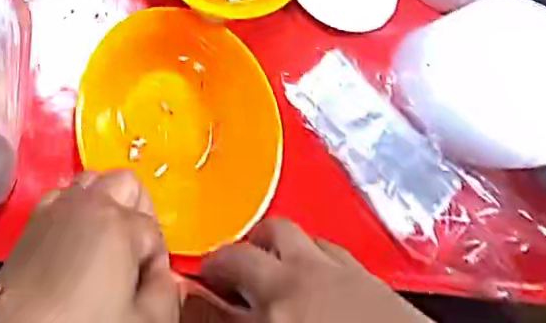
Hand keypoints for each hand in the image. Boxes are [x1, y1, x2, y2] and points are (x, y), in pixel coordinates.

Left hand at [0, 171, 178, 322]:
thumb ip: (165, 295)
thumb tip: (165, 277)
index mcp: (121, 222)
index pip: (154, 231)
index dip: (157, 262)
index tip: (150, 288)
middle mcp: (91, 201)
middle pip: (127, 184)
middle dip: (139, 211)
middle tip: (135, 254)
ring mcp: (59, 205)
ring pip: (94, 180)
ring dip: (107, 202)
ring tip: (106, 242)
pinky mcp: (32, 220)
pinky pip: (64, 196)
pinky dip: (76, 208)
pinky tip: (74, 241)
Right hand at [199, 218, 429, 322]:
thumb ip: (242, 322)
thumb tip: (221, 312)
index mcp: (272, 312)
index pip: (214, 299)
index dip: (195, 293)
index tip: (185, 292)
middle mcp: (293, 284)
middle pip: (243, 253)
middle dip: (224, 259)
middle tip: (217, 270)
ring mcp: (328, 270)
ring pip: (283, 233)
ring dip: (265, 242)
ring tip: (259, 255)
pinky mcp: (360, 269)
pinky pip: (322, 243)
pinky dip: (306, 248)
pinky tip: (310, 264)